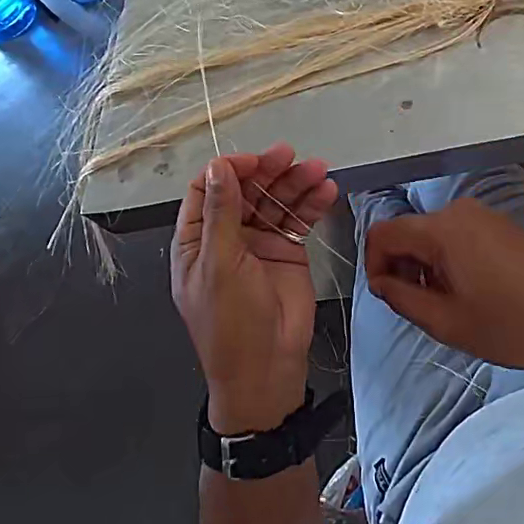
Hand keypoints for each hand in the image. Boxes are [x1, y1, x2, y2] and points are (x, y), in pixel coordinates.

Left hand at [172, 143, 337, 433]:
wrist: (267, 367)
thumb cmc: (230, 321)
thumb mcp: (219, 265)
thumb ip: (221, 214)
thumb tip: (217, 168)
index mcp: (197, 240)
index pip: (207, 191)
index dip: (228, 171)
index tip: (253, 161)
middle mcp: (227, 237)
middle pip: (246, 192)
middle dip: (267, 173)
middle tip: (290, 156)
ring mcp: (259, 244)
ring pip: (275, 203)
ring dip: (295, 185)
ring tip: (317, 169)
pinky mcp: (288, 253)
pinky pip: (298, 221)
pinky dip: (312, 206)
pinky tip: (326, 191)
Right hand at [362, 198, 523, 372]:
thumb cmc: (513, 324)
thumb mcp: (447, 322)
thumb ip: (401, 298)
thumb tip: (382, 282)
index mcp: (442, 229)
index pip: (383, 233)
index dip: (373, 264)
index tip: (386, 296)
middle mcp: (461, 211)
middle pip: (409, 232)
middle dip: (404, 268)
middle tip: (418, 307)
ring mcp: (485, 215)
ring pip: (434, 236)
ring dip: (428, 268)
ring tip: (449, 305)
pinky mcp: (502, 225)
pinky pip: (459, 236)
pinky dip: (451, 261)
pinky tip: (472, 293)